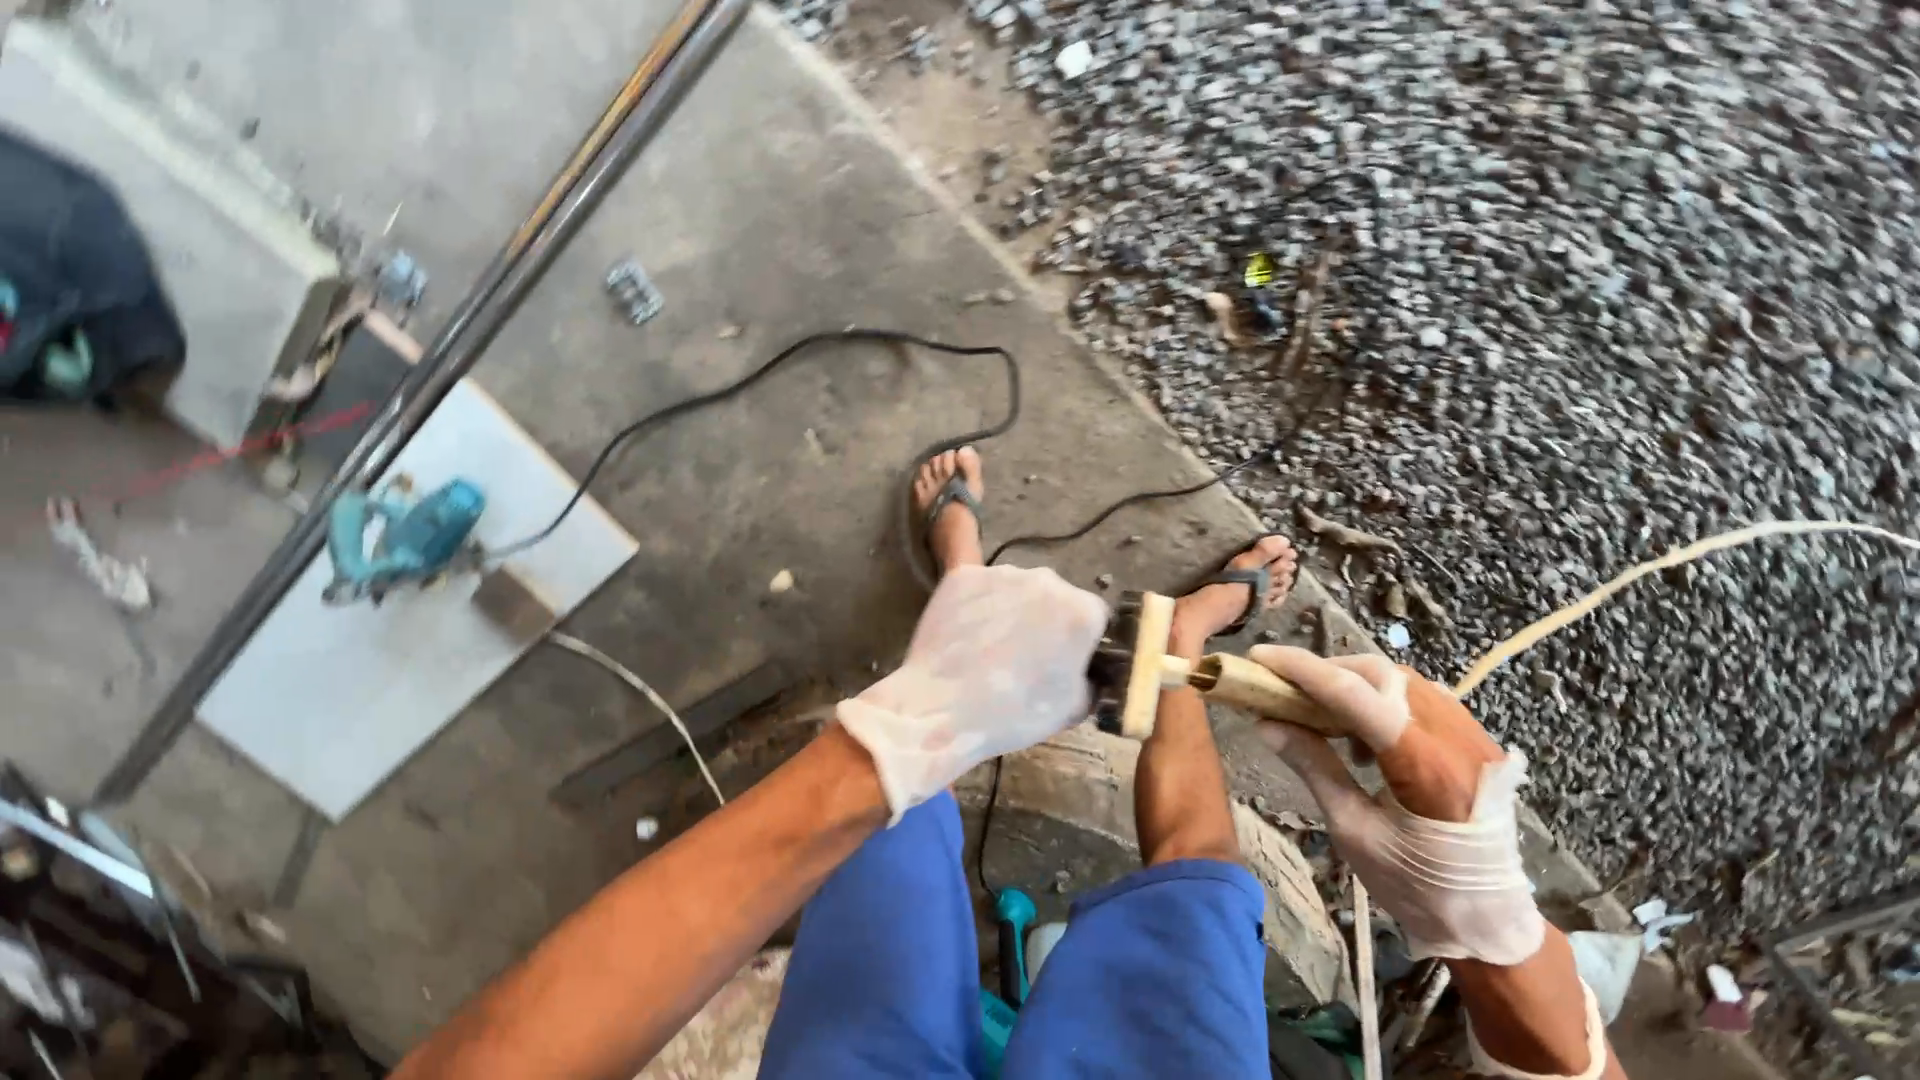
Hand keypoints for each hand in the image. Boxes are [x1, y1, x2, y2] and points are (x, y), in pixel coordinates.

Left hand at [837, 565, 1107, 822]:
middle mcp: (1047, 579)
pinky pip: (978, 588)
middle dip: (1045, 620)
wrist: (942, 711)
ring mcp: (1001, 573)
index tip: (1061, 662)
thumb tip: (1088, 667)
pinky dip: (977, 606)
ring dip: (1011, 610)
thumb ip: (1092, 677)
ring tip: (989, 649)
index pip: (1093, 617)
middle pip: (1054, 597)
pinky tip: (966, 635)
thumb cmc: (1015, 714)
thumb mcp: (1075, 708)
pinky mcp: (961, 574)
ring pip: (1016, 589)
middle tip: (1023, 658)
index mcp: (1082, 610)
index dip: (1079, 642)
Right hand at [1244, 647, 1545, 965]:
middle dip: (1326, 671)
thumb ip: (1314, 767)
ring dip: (1353, 684)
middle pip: (1380, 673)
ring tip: (1320, 716)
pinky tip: (1361, 734)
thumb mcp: (1354, 830)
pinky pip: (1421, 699)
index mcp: (1423, 763)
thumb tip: (1266, 723)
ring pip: (1402, 680)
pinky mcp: (1475, 741)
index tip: (1259, 656)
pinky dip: (1381, 701)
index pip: (1354, 693)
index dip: (1302, 669)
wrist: (1491, 922)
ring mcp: (1472, 735)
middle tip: (1285, 689)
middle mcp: (1454, 735)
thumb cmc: (1417, 887)